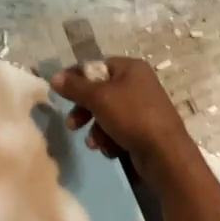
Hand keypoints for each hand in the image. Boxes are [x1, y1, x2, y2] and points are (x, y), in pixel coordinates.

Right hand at [50, 57, 191, 166]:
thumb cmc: (132, 117)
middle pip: (100, 93)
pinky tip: (110, 149)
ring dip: (96, 129)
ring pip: (107, 114)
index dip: (77, 79)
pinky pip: (118, 130)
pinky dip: (110, 139)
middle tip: (72, 124)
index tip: (60, 92)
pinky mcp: (144, 130)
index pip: (96, 67)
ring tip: (94, 143)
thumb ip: (75, 87)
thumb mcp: (99, 98)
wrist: (165, 154)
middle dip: (84, 110)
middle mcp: (138, 84)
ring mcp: (142, 108)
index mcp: (130, 68)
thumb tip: (54, 76)